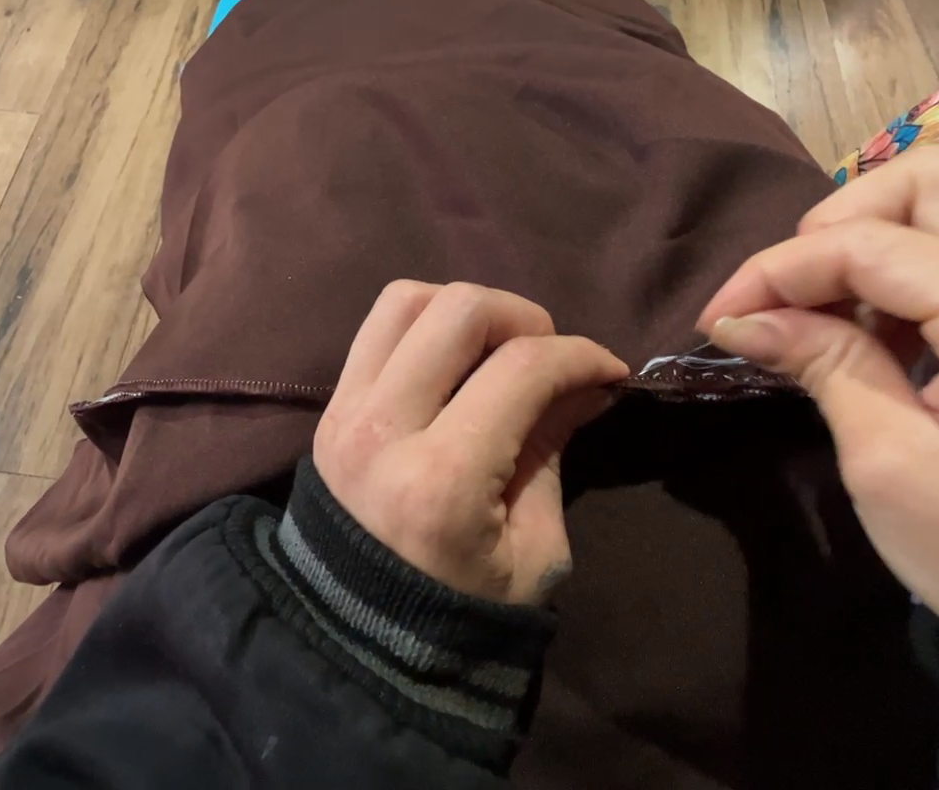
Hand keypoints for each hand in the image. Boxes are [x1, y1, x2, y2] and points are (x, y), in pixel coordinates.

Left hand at [313, 281, 628, 604]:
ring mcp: (344, 409)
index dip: (579, 354)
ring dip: (465, 309)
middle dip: (523, 316)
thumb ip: (551, 450)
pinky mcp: (329, 406)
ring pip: (406, 300)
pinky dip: (425, 323)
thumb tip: (583, 383)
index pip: (521, 369)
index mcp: (441, 478)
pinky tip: (454, 359)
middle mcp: (383, 427)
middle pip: (459, 310)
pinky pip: (377, 328)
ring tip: (498, 348)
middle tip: (549, 355)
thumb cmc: (460, 612)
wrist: (356, 639)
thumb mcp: (534, 552)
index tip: (609, 370)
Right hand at [699, 147, 938, 725]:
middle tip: (790, 295)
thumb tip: (739, 315)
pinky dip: (920, 268)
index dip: (778, 268)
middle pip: (934, 178)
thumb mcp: (891, 468)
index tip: (720, 317)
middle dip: (837, 224)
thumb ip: (821, 364)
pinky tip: (887, 332)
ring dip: (877, 241)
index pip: (873, 243)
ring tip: (831, 316)